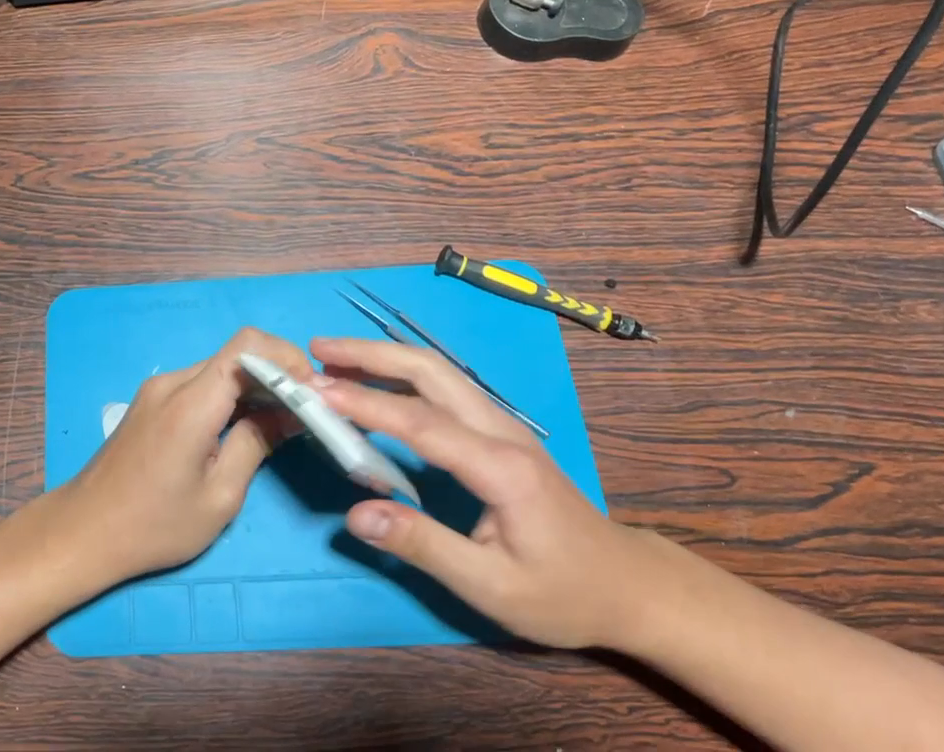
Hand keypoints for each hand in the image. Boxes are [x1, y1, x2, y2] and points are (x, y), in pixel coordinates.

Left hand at [51, 327, 309, 586]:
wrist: (84, 532)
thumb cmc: (154, 525)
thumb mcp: (219, 496)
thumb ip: (257, 444)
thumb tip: (291, 414)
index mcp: (191, 402)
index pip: (248, 346)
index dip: (287, 358)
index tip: (312, 393)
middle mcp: (173, 383)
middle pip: (236, 355)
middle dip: (278, 376)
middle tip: (308, 413)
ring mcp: (158, 391)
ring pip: (220, 369)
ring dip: (256, 388)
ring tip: (285, 423)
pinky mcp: (152, 403)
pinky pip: (201, 385)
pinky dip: (231, 397)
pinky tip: (249, 427)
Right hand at [310, 336, 688, 650]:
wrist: (627, 587)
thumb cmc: (562, 592)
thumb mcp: (492, 587)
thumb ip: (423, 546)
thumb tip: (357, 515)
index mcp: (500, 467)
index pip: (420, 422)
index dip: (365, 403)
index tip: (317, 390)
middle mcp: (501, 432)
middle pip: (431, 372)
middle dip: (370, 355)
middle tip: (317, 350)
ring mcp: (503, 427)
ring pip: (438, 373)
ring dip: (384, 359)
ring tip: (334, 359)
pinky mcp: (499, 434)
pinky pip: (444, 390)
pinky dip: (402, 377)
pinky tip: (376, 385)